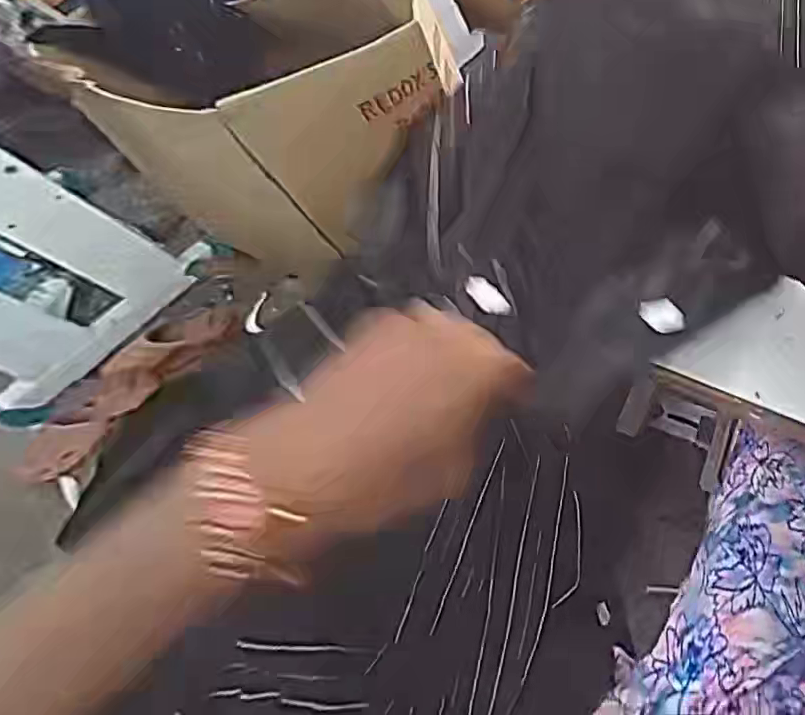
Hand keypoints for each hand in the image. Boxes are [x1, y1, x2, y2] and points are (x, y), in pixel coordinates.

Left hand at [235, 304, 531, 563]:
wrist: (285, 474)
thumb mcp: (451, 472)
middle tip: (469, 403)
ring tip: (431, 391)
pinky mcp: (371, 328)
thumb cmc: (367, 479)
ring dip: (448, 357)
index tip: (509, 404)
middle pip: (486, 345)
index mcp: (483, 366)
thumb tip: (480, 422)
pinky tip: (398, 383)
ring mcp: (411, 326)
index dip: (515, 391)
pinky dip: (413, 351)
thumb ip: (478, 434)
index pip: (519, 369)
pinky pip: (412, 333)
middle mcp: (452, 335)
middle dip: (481, 370)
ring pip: (450, 333)